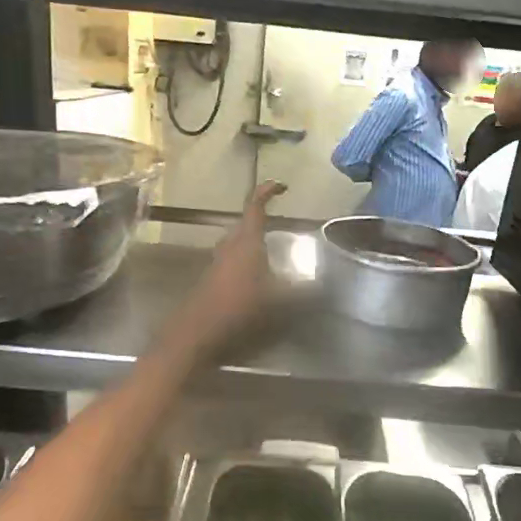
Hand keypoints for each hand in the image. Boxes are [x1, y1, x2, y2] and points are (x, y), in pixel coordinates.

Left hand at [163, 181, 286, 356]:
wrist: (196, 334)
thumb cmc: (239, 309)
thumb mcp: (279, 302)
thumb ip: (302, 293)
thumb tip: (324, 287)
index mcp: (247, 242)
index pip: (256, 206)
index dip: (267, 191)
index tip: (282, 186)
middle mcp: (230, 246)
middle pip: (246, 225)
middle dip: (263, 222)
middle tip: (282, 228)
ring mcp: (217, 263)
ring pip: (238, 245)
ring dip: (254, 245)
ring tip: (274, 257)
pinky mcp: (210, 281)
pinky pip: (232, 263)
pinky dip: (246, 264)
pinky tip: (258, 283)